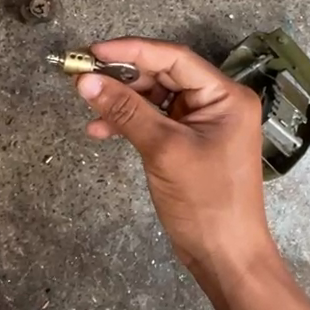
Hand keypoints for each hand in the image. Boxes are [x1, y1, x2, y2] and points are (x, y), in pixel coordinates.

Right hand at [75, 39, 272, 272]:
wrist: (225, 258)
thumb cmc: (206, 202)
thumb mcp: (163, 149)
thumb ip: (124, 110)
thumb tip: (85, 80)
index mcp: (225, 96)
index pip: (173, 58)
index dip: (131, 51)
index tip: (92, 52)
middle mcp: (216, 103)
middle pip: (162, 75)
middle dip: (122, 76)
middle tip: (83, 76)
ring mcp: (202, 124)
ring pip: (154, 98)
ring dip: (121, 100)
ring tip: (87, 103)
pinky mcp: (188, 142)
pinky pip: (154, 120)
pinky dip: (128, 123)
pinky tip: (100, 131)